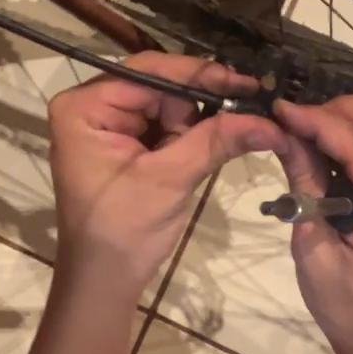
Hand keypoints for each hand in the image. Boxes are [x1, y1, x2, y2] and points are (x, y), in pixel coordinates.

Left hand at [46, 53, 284, 298]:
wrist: (103, 281)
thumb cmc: (124, 231)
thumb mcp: (170, 180)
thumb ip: (215, 142)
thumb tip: (269, 123)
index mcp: (83, 107)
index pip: (148, 72)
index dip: (199, 75)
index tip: (245, 85)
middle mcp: (90, 107)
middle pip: (159, 87)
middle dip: (200, 104)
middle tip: (245, 113)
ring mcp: (106, 127)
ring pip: (166, 107)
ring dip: (197, 124)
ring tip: (232, 134)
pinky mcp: (122, 147)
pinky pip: (162, 128)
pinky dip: (189, 137)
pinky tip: (214, 144)